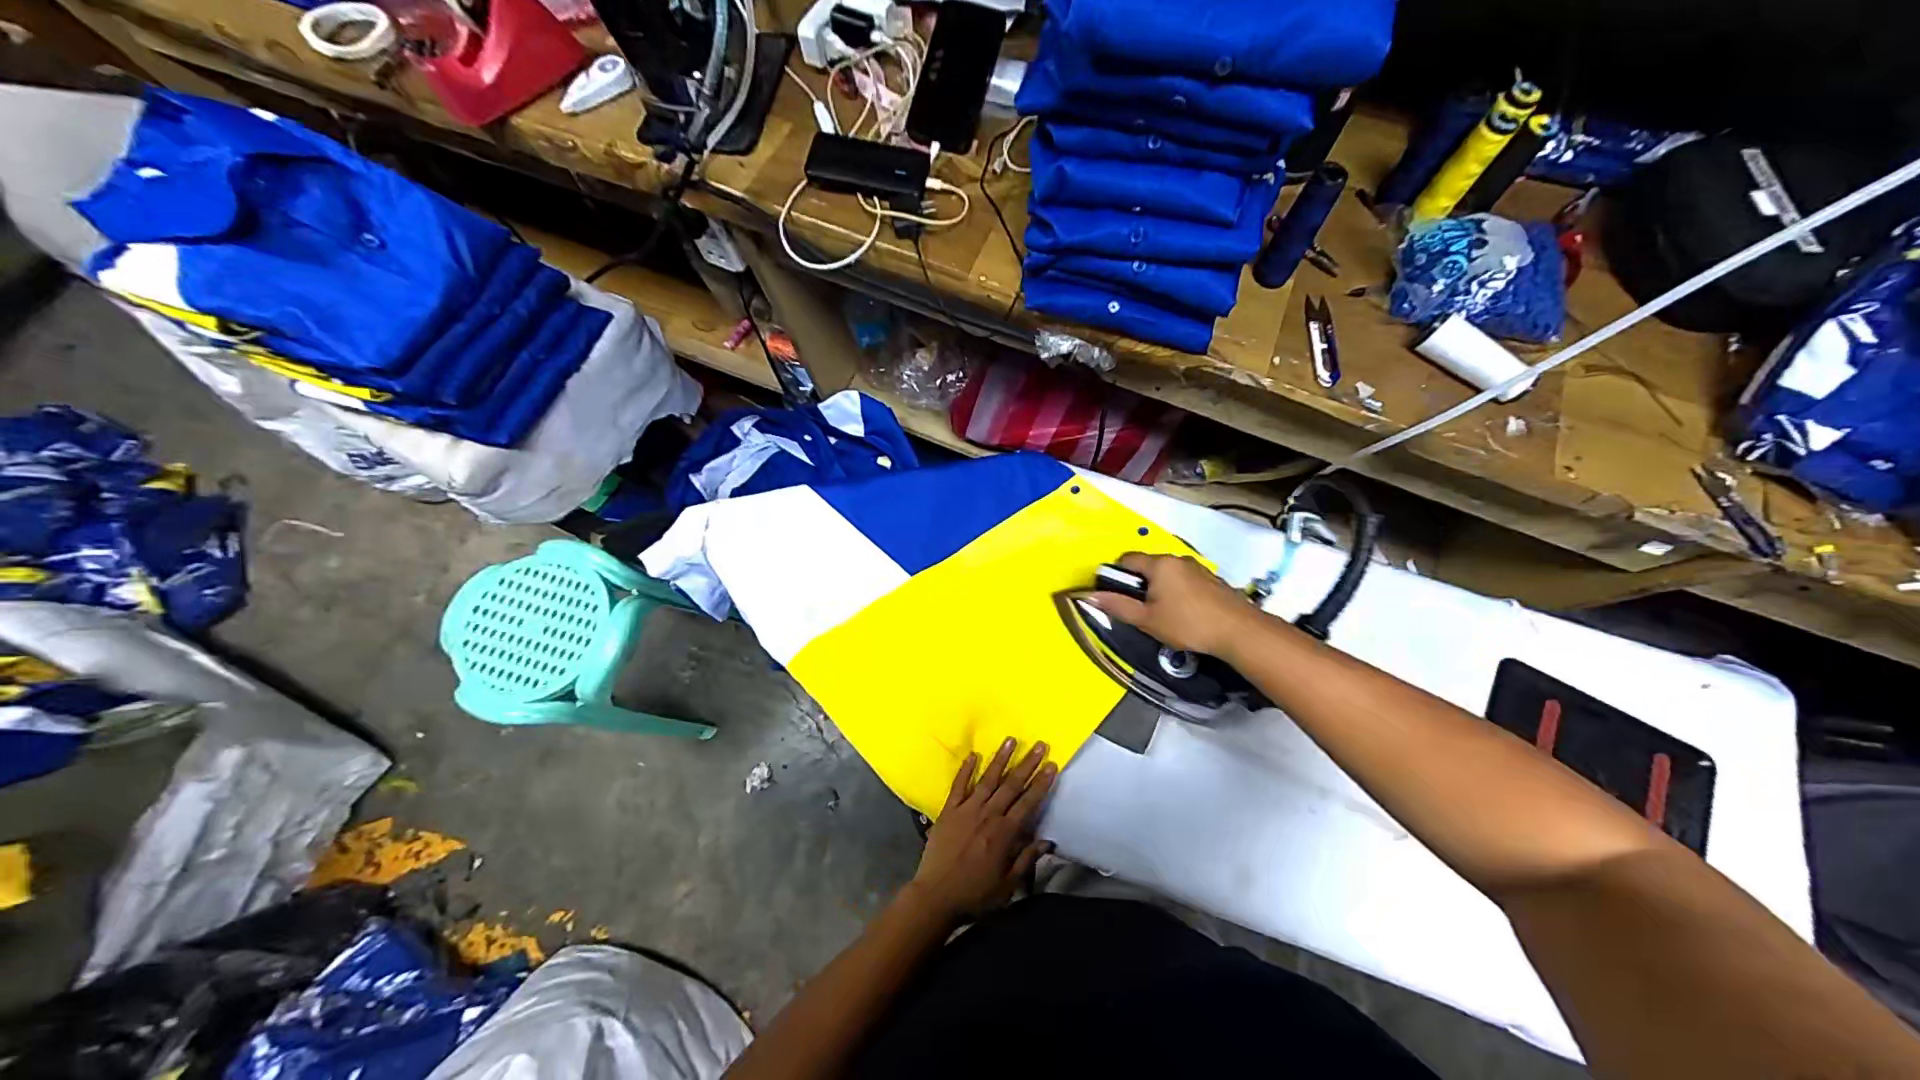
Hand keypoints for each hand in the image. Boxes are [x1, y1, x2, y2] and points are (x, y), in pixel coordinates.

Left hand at [906, 738, 1055, 921]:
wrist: (935, 896)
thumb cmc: (975, 895)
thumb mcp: (1008, 885)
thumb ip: (1026, 860)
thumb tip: (1047, 842)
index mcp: (1004, 833)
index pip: (1028, 802)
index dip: (1041, 783)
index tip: (1052, 766)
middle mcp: (988, 815)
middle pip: (1011, 785)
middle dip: (1028, 764)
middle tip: (1040, 745)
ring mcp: (966, 810)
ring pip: (987, 779)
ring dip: (1001, 759)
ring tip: (1011, 740)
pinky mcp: (948, 811)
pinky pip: (959, 786)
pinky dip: (966, 769)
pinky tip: (974, 754)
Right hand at [1086, 552, 1261, 658]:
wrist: (1238, 631)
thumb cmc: (1189, 624)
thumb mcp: (1147, 620)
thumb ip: (1118, 606)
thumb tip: (1092, 596)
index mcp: (1159, 564)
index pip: (1127, 559)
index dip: (1116, 575)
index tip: (1116, 594)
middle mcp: (1178, 560)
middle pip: (1148, 566)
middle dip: (1140, 585)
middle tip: (1141, 611)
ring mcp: (1198, 568)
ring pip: (1168, 574)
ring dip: (1161, 589)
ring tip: (1164, 616)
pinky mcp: (1212, 580)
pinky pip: (1186, 581)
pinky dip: (1180, 593)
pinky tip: (1185, 615)